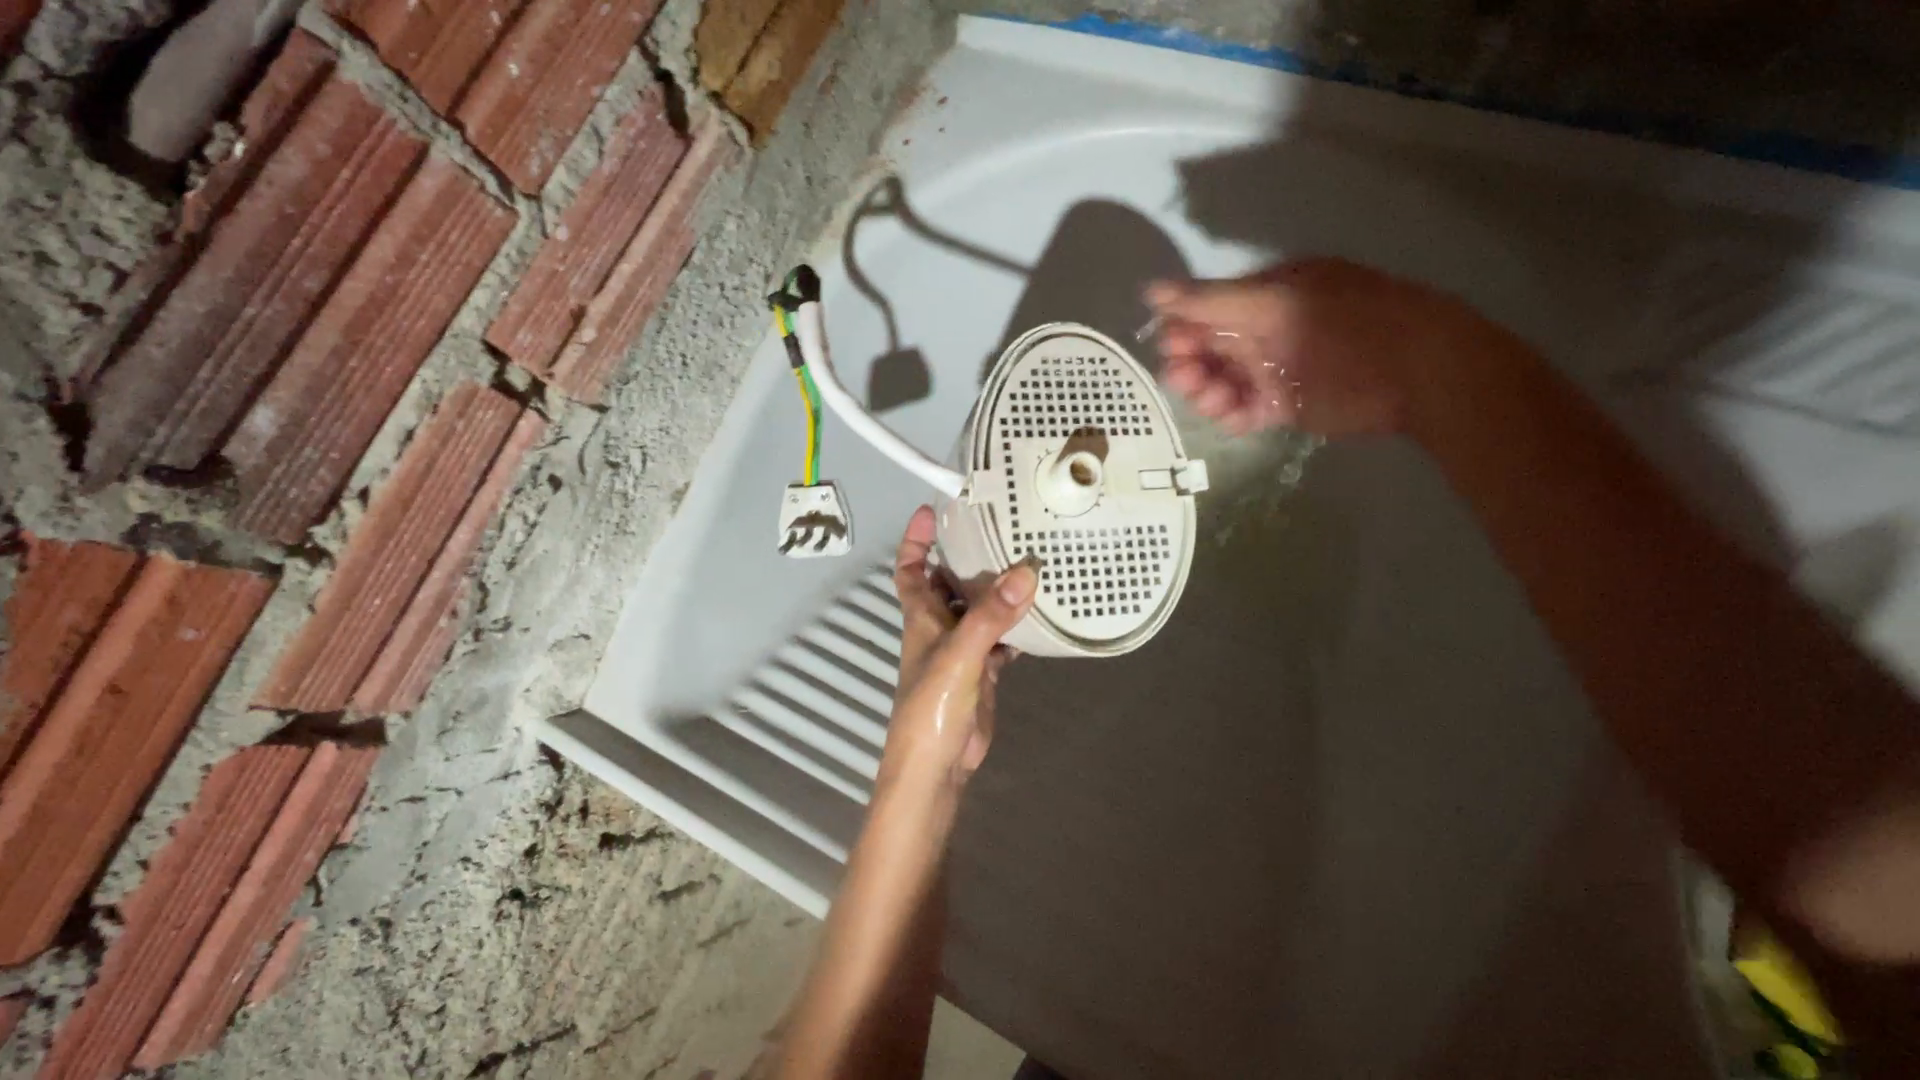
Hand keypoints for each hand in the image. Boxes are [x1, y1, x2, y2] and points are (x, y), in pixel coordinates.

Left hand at [884, 506, 1037, 790]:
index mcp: (921, 617)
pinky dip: (1016, 626)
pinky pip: (999, 639)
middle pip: (948, 582)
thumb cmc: (932, 706)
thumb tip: (1026, 571)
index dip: (915, 539)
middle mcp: (938, 627)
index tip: (932, 510)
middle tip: (1001, 528)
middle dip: (967, 556)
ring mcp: (961, 650)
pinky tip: (1040, 615)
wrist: (937, 765)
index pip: (910, 568)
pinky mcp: (981, 672)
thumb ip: (990, 615)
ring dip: (997, 590)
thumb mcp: (960, 655)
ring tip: (1029, 562)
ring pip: (978, 609)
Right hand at [1145, 257, 1506, 437]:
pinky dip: (1231, 415)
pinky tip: (1230, 417)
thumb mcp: (1278, 305)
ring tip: (1212, 401)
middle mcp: (1268, 329)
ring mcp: (1278, 368)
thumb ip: (1213, 302)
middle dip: (1190, 362)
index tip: (1171, 345)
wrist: (1422, 374)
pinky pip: (1245, 409)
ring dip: (1207, 391)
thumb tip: (1151, 292)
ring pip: (1223, 381)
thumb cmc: (1350, 328)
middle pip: (1209, 348)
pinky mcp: (1288, 405)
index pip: (1207, 308)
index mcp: (1267, 294)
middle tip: (1185, 378)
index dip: (1183, 327)